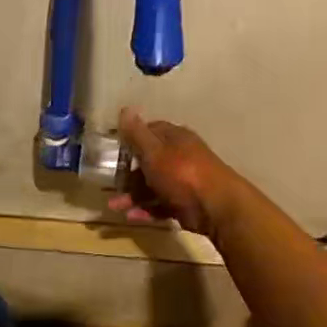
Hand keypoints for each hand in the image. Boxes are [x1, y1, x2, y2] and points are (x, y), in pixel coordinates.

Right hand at [108, 107, 246, 238]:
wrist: (215, 206)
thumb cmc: (182, 173)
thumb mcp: (154, 151)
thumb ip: (137, 134)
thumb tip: (124, 109)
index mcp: (174, 139)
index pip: (150, 133)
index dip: (132, 140)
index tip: (115, 151)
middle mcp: (179, 158)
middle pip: (149, 164)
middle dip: (128, 175)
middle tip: (111, 186)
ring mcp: (182, 183)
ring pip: (153, 187)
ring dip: (133, 196)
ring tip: (115, 207)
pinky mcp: (184, 205)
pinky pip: (161, 206)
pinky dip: (146, 211)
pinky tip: (131, 217)